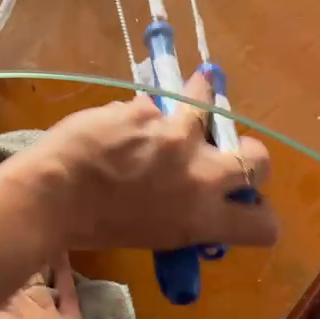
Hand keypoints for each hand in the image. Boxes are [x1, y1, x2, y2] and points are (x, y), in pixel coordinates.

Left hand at [1, 70, 275, 252]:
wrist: (55, 192)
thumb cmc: (97, 224)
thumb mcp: (155, 232)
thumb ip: (185, 212)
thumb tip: (197, 195)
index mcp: (203, 218)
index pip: (264, 222)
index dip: (261, 212)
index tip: (249, 203)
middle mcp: (201, 175)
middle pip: (256, 157)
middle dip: (249, 151)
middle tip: (232, 145)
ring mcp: (176, 136)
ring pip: (208, 100)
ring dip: (203, 94)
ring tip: (201, 85)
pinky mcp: (149, 108)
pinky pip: (158, 103)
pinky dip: (148, 107)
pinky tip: (127, 115)